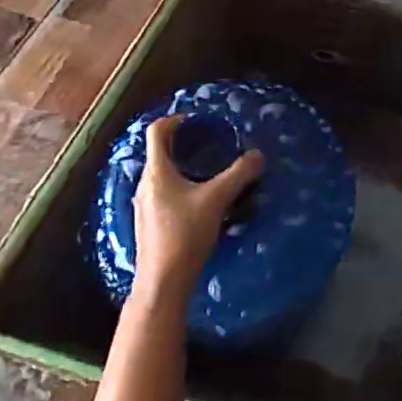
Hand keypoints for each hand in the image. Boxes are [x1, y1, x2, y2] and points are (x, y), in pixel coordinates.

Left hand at [132, 115, 263, 297]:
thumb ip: (239, 175)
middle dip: (182, 145)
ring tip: (208, 173)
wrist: (163, 281)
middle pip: (159, 153)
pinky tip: (200, 204)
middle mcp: (145, 184)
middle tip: (208, 145)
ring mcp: (144, 205)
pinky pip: (163, 194)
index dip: (174, 119)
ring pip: (162, 176)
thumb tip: (257, 155)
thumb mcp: (217, 200)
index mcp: (157, 172)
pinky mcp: (149, 223)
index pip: (156, 131)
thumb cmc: (186, 234)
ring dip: (182, 168)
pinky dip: (180, 188)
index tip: (195, 121)